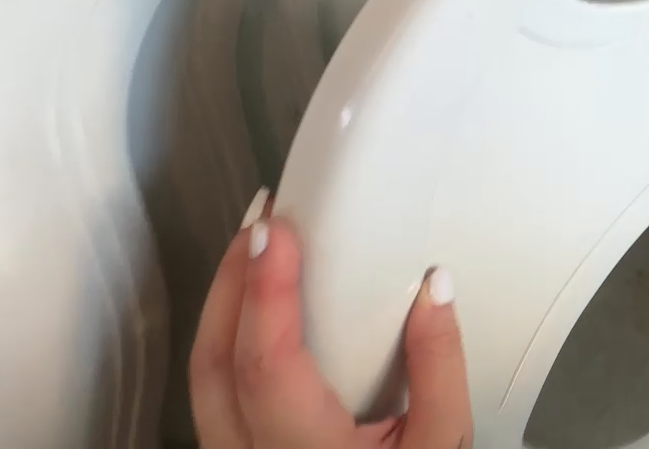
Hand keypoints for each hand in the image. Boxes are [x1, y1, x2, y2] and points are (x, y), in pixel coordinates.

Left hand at [190, 193, 472, 448]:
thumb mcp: (445, 439)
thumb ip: (441, 364)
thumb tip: (434, 285)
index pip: (269, 365)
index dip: (267, 292)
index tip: (276, 232)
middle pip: (213, 368)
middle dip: (231, 285)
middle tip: (260, 221)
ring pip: (204, 379)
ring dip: (226, 304)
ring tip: (256, 247)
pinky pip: (219, 389)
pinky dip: (233, 332)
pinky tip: (260, 301)